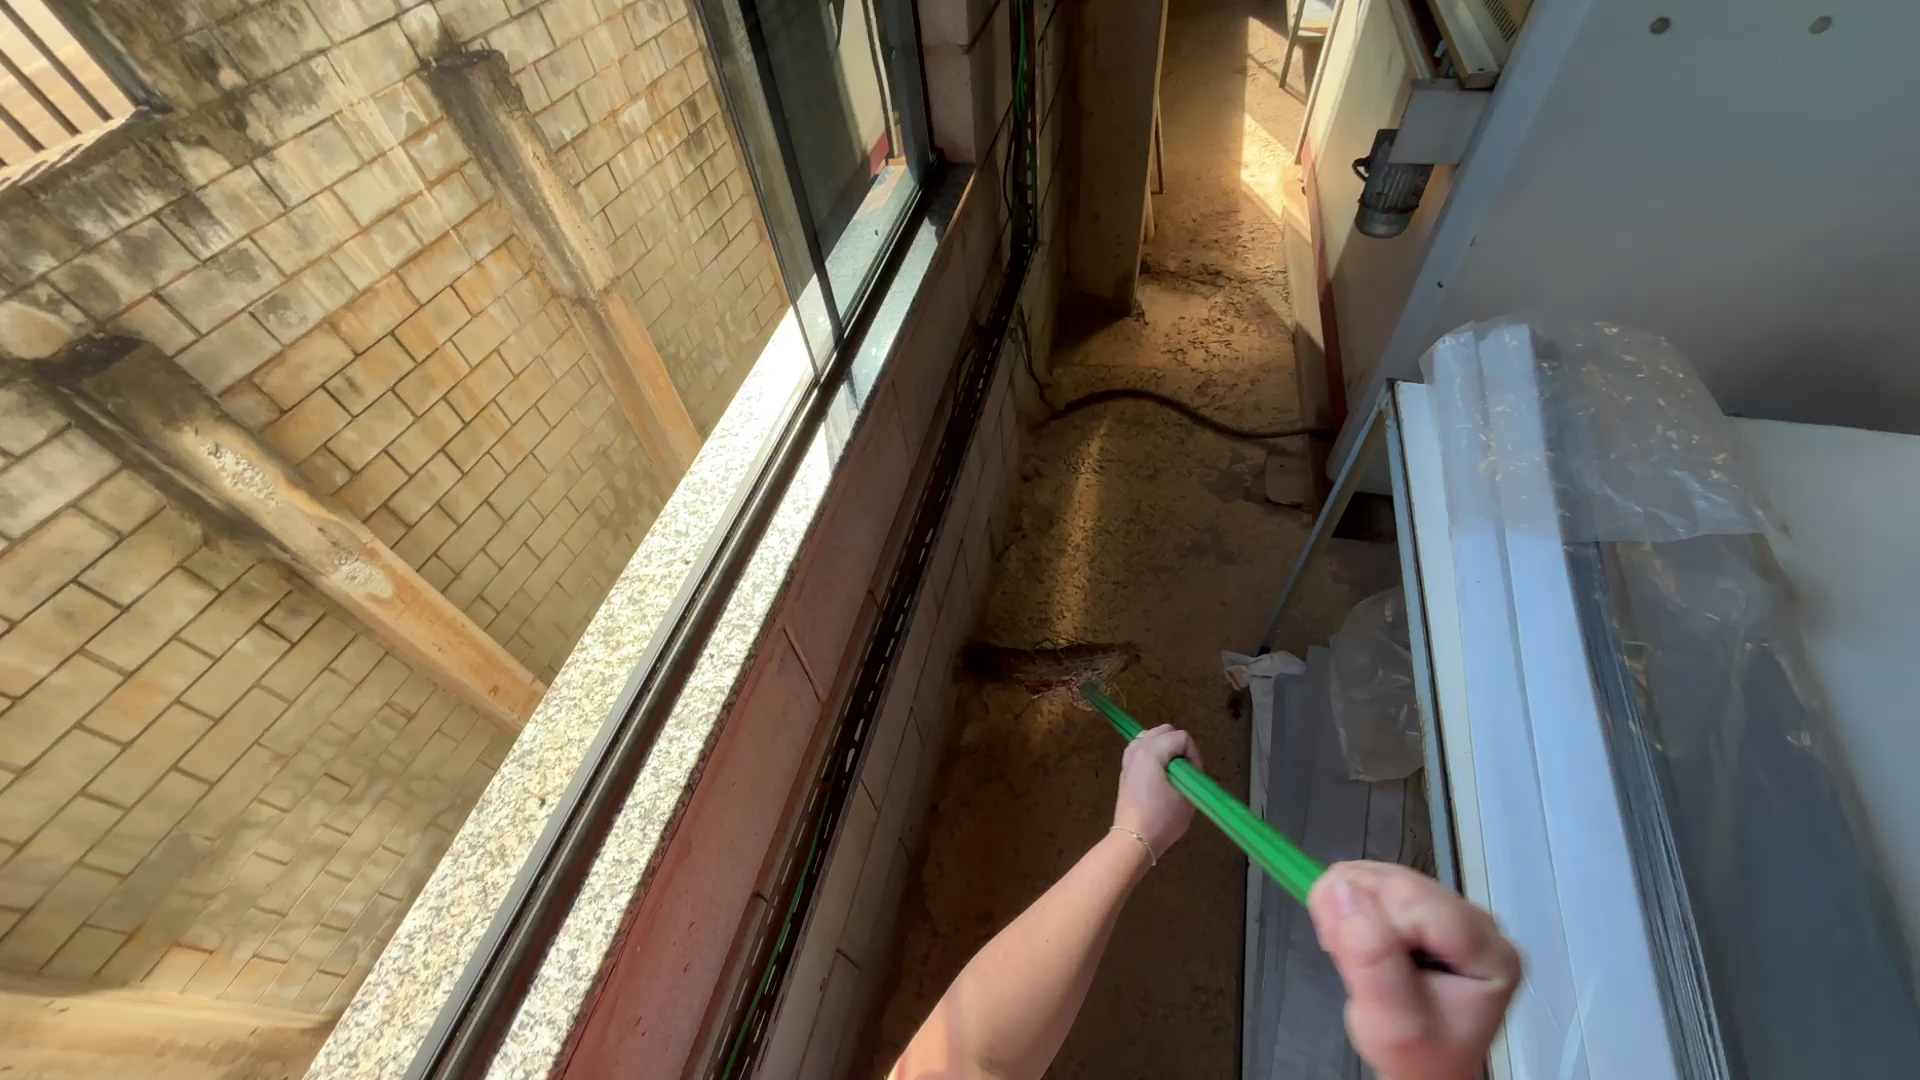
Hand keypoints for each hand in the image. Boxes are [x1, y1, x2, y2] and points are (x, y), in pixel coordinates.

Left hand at [1112, 724, 1199, 858]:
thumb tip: (1189, 768)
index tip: (1194, 776)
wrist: (1134, 837)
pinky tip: (1160, 772)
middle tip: (1186, 771)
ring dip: (1165, 747)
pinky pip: (1141, 748)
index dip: (1193, 754)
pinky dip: (1153, 752)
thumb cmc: (1162, 818)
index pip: (1181, 737)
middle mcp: (1138, 748)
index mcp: (1152, 751)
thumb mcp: (1187, 796)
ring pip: (1151, 736)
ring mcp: (1128, 757)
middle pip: (1164, 730)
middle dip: (1180, 746)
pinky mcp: (1125, 767)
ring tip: (1173, 771)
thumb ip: (1191, 775)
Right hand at [1309, 861, 1520, 1079]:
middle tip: (1348, 958)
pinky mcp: (1420, 899)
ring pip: (1377, 874)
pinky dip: (1345, 900)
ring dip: (1346, 906)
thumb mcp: (1393, 1023)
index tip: (1347, 954)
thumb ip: (1371, 959)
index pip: (1414, 902)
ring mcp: (1448, 906)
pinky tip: (1354, 935)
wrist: (1420, 1062)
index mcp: (1488, 951)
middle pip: (1396, 882)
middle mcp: (1475, 920)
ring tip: (1353, 953)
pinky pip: (1367, 875)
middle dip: (1355, 912)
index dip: (1370, 918)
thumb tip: (1341, 890)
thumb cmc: (1416, 1054)